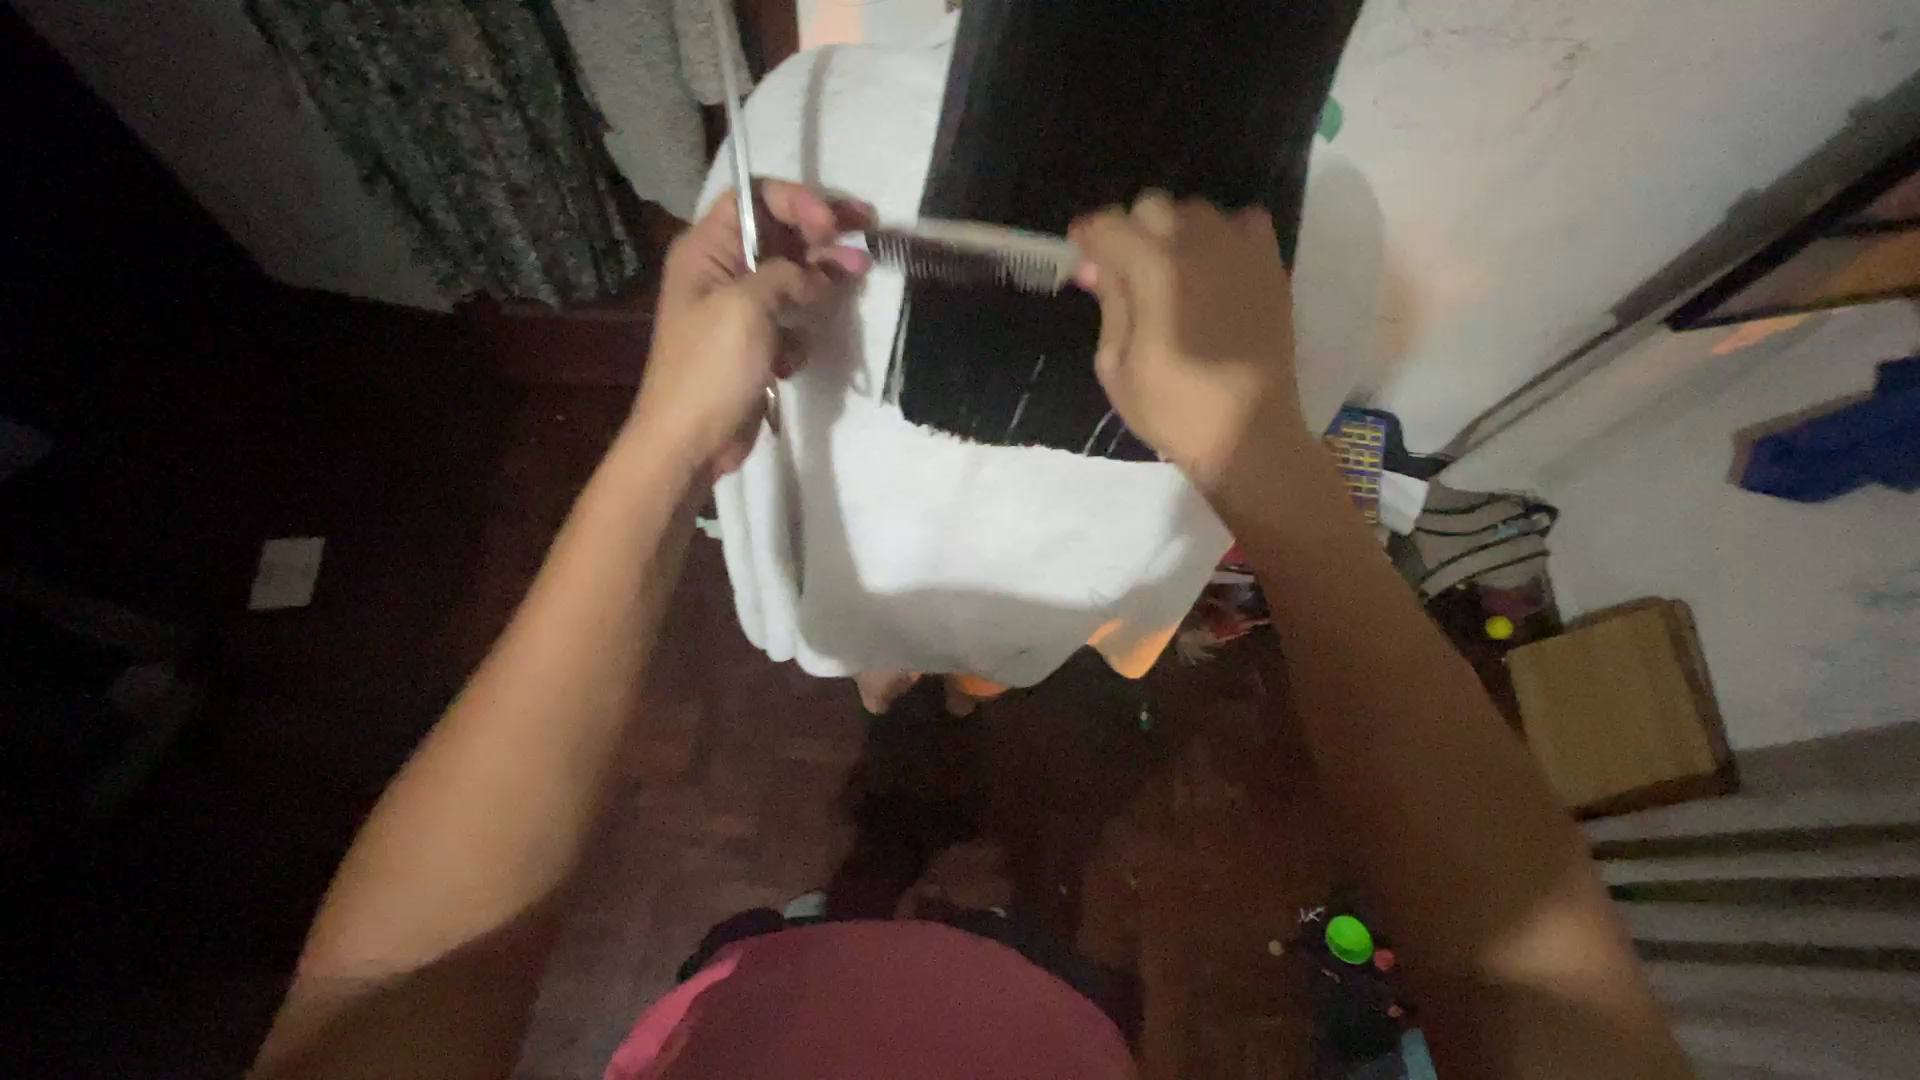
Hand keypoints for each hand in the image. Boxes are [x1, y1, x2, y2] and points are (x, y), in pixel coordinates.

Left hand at [633, 180, 872, 477]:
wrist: (689, 441)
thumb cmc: (709, 368)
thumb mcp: (746, 308)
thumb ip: (785, 276)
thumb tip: (816, 275)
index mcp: (706, 251)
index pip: (753, 199)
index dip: (795, 201)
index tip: (832, 224)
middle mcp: (721, 272)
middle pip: (779, 235)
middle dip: (822, 234)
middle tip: (867, 231)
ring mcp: (740, 310)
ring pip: (791, 279)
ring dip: (823, 279)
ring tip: (860, 275)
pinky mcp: (756, 345)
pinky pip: (790, 322)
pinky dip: (801, 333)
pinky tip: (795, 356)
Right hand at [1069, 192, 1302, 490]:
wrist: (1248, 435)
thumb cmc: (1172, 411)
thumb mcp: (1117, 367)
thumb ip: (1109, 304)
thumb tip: (1095, 265)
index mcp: (1156, 272)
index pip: (1110, 226)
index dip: (1087, 236)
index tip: (1078, 254)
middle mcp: (1200, 247)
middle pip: (1152, 206)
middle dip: (1129, 230)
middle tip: (1121, 269)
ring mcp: (1241, 253)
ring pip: (1196, 211)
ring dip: (1173, 230)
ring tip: (1166, 269)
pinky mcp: (1270, 267)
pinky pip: (1244, 223)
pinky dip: (1222, 234)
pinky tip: (1212, 267)